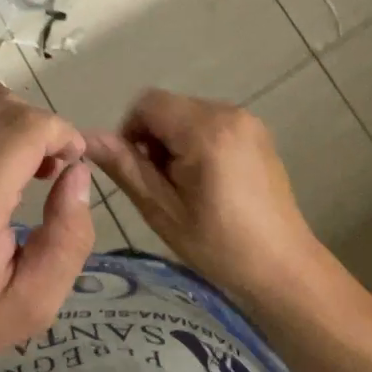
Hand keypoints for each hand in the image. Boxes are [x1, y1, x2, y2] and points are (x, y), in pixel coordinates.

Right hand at [86, 88, 315, 299]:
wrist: (284, 268)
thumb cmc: (219, 245)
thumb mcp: (163, 210)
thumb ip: (125, 167)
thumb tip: (87, 137)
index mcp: (205, 130)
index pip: (147, 103)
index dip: (130, 130)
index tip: (136, 170)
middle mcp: (227, 112)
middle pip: (168, 106)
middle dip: (154, 138)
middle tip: (161, 185)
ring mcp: (247, 119)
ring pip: (188, 113)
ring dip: (175, 139)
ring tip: (185, 186)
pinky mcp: (257, 130)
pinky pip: (211, 120)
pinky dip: (198, 140)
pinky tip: (208, 180)